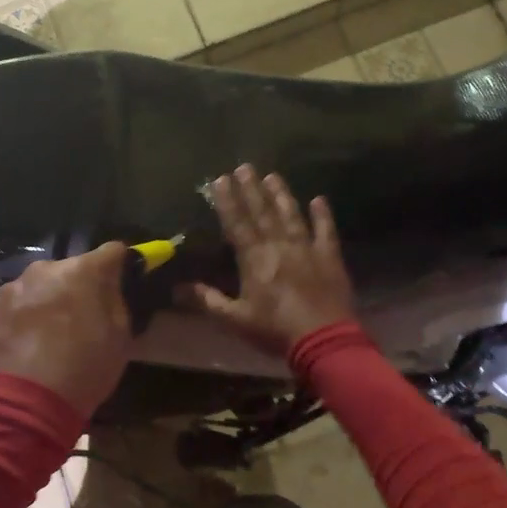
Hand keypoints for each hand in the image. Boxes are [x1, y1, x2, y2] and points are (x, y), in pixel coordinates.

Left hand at [0, 243, 131, 416]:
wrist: (22, 404)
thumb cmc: (82, 371)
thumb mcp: (119, 339)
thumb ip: (117, 301)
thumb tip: (112, 284)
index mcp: (82, 271)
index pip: (112, 252)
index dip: (121, 266)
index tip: (122, 283)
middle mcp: (44, 269)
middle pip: (71, 269)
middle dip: (79, 287)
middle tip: (84, 317)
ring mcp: (12, 288)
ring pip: (40, 286)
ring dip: (49, 301)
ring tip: (51, 334)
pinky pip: (16, 306)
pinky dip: (24, 317)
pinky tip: (27, 344)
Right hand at [186, 165, 355, 352]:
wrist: (324, 340)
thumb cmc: (275, 330)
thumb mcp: (234, 319)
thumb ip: (207, 300)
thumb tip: (177, 288)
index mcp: (254, 259)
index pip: (237, 224)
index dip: (227, 201)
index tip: (219, 179)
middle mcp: (279, 246)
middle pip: (262, 213)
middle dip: (251, 190)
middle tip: (244, 167)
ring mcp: (306, 249)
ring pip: (291, 215)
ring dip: (281, 195)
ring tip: (272, 175)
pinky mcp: (330, 258)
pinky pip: (326, 231)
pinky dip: (323, 215)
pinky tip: (319, 199)